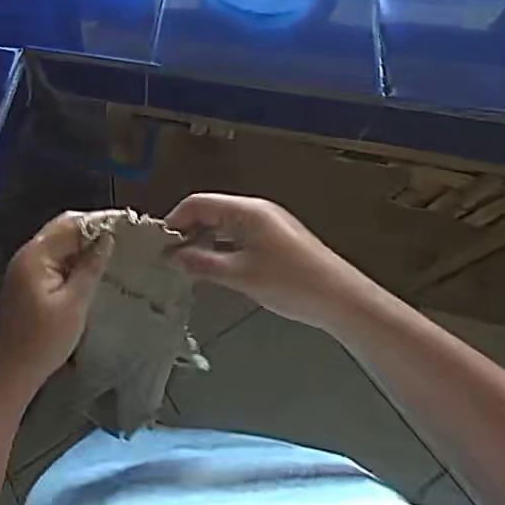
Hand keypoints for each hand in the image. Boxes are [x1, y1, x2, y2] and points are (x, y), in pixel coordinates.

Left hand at [0, 211, 113, 401]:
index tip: (127, 222)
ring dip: (83, 243)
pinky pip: (54, 259)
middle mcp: (28, 254)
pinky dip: (74, 258)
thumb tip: (106, 240)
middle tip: (124, 233)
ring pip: (58, 244)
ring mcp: (25, 268)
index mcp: (36, 255)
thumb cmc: (42, 342)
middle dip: (92, 228)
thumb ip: (89, 269)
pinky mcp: (27, 282)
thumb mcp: (73, 305)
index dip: (99, 220)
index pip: (70, 224)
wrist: (6, 373)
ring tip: (115, 247)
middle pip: (62, 229)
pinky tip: (93, 267)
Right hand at [166, 193, 379, 330]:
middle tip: (172, 255)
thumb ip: (203, 264)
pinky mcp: (277, 237)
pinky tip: (217, 266)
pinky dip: (222, 245)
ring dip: (205, 239)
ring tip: (190, 264)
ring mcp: (268, 223)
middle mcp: (256, 210)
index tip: (161, 242)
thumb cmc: (293, 284)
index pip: (198, 203)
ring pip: (224, 223)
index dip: (175, 220)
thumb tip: (173, 257)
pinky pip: (238, 233)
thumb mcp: (241, 276)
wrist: (344, 301)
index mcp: (247, 211)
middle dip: (188, 230)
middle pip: (210, 210)